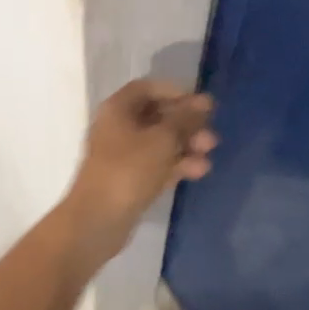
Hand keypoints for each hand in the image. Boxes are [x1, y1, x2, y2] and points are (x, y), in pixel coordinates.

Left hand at [62, 79, 216, 260]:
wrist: (97, 221)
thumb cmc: (128, 170)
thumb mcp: (162, 139)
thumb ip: (185, 118)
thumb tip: (203, 101)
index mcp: (118, 109)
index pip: (148, 88)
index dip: (175, 92)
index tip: (200, 104)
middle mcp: (119, 128)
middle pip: (157, 116)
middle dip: (186, 123)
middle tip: (211, 134)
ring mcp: (124, 156)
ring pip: (160, 142)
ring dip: (186, 145)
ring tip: (209, 153)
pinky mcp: (131, 180)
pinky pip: (158, 164)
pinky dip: (177, 164)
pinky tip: (200, 171)